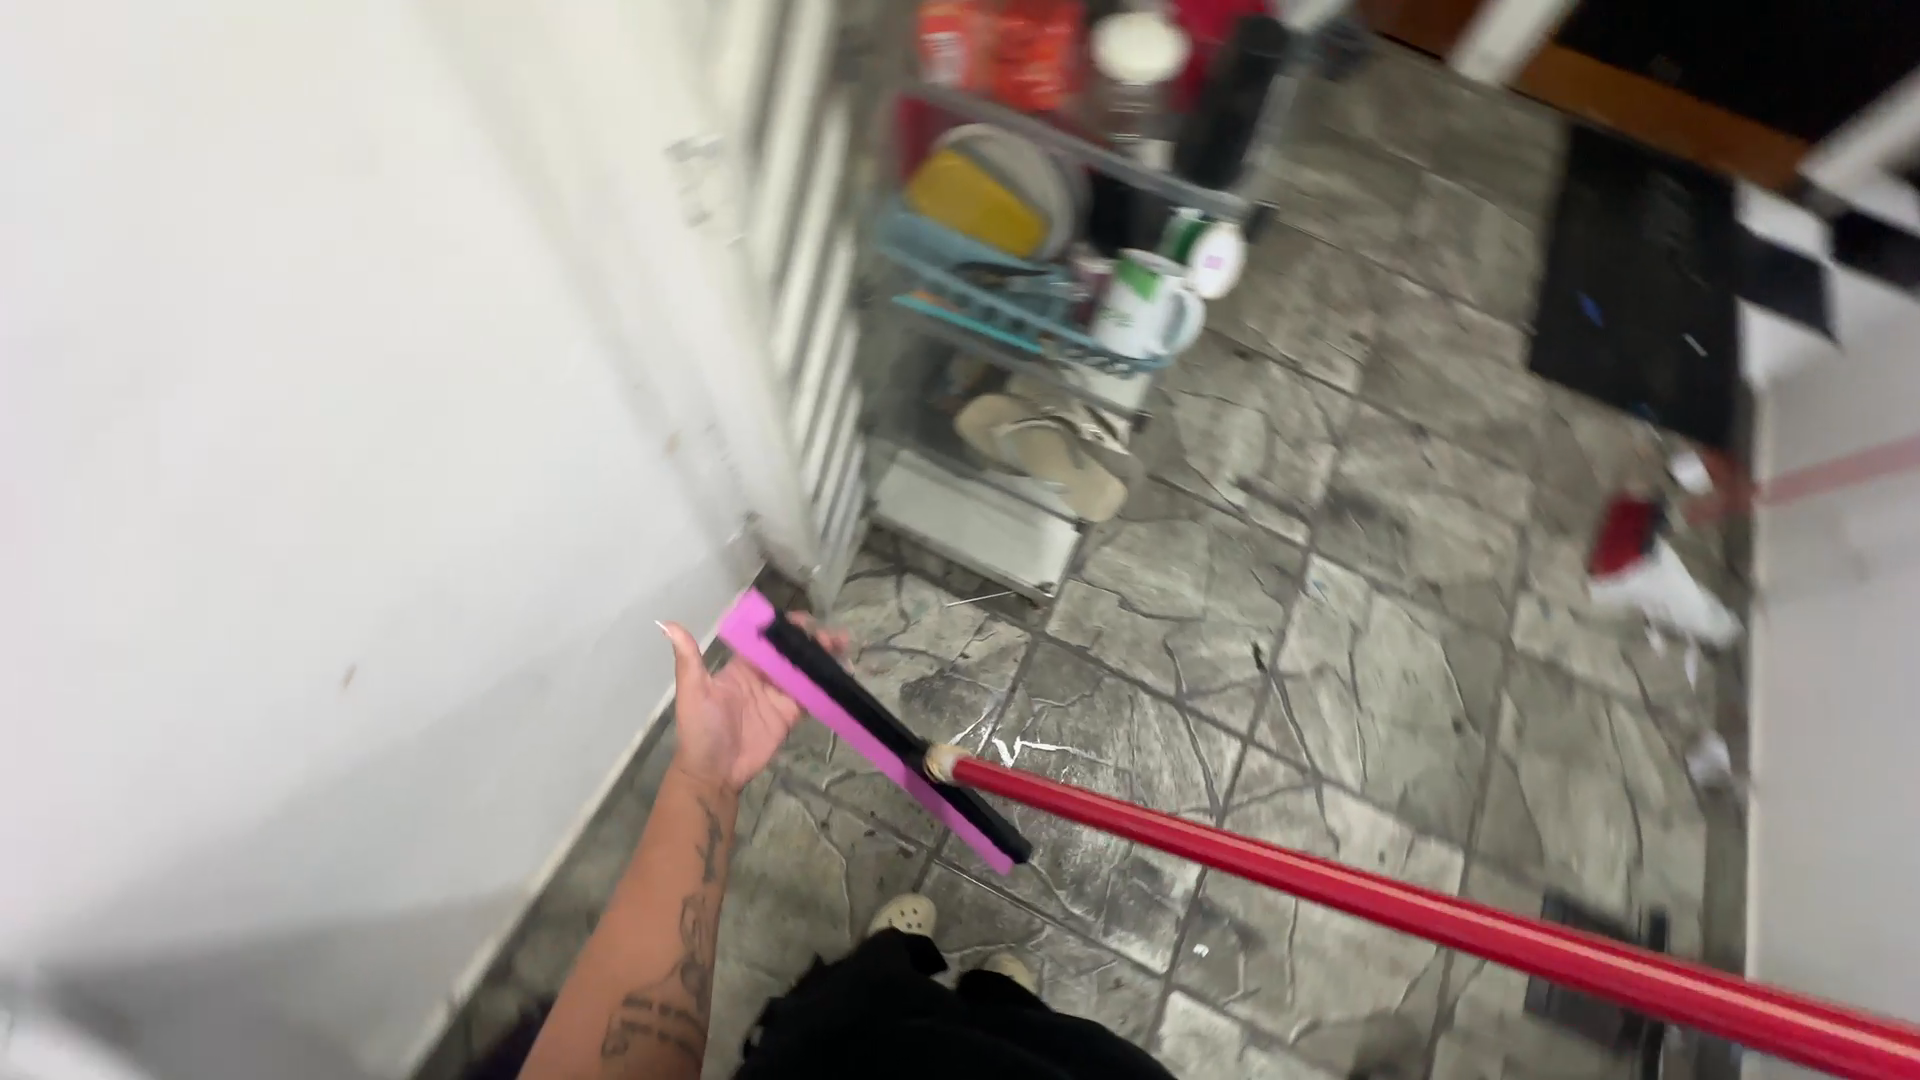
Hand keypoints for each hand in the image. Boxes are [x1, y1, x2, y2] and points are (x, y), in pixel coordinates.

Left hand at [658, 616, 850, 793]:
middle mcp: (764, 676)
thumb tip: (668, 624)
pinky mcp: (791, 715)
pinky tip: (843, 676)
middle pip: (792, 652)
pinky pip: (812, 696)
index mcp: (742, 666)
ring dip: (824, 658)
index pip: (768, 640)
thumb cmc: (700, 730)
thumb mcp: (692, 692)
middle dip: (813, 641)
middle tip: (833, 637)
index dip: (787, 628)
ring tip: (844, 649)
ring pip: (806, 670)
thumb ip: (689, 659)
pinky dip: (827, 685)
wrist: (713, 773)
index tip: (805, 621)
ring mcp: (780, 696)